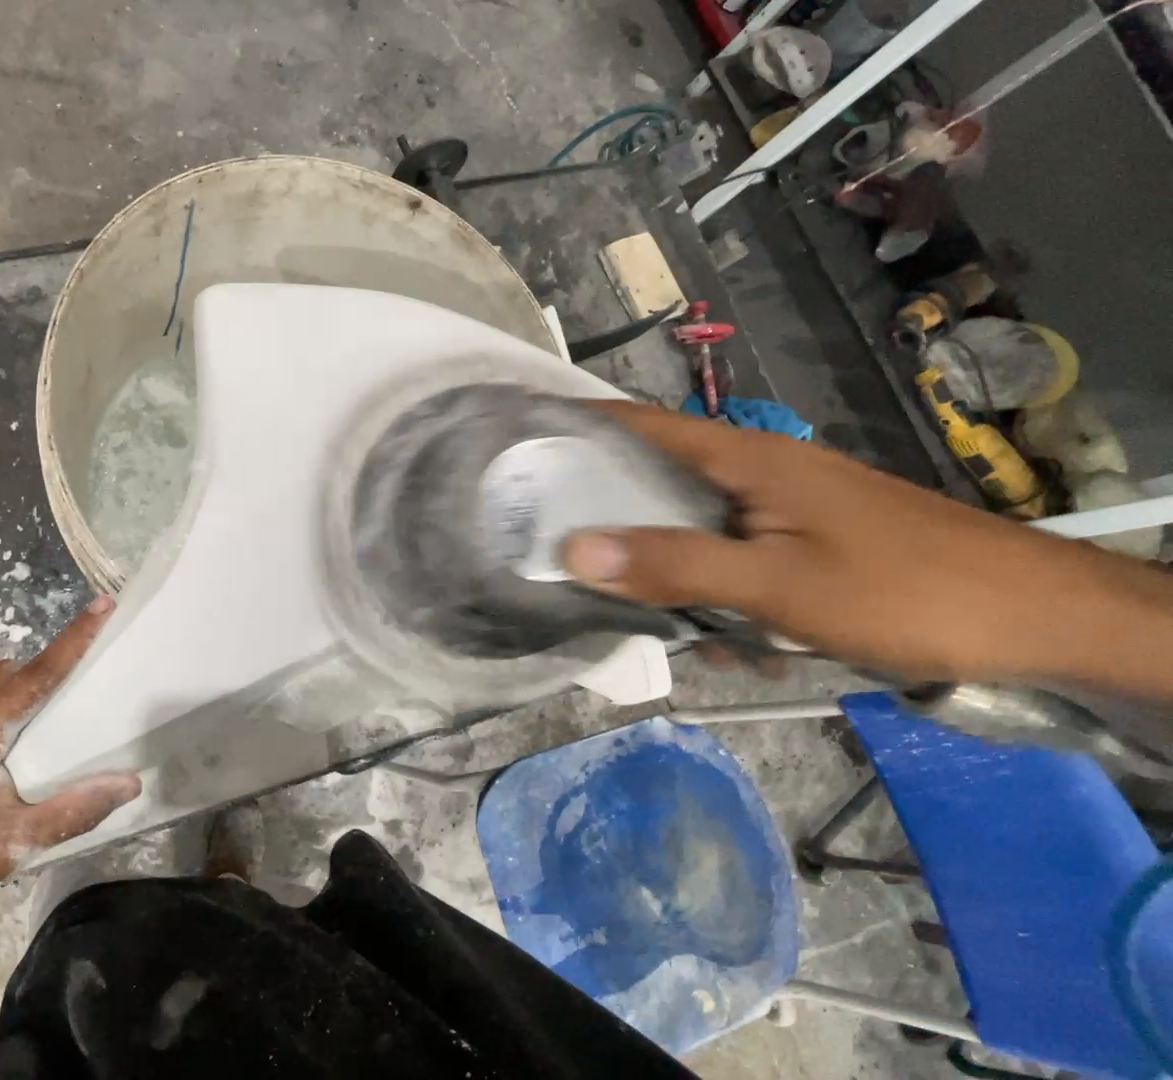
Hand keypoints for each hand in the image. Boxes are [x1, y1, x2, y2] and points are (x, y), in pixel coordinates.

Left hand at [0, 601, 139, 1079]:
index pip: (36, 675)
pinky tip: (3, 751)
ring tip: (52, 716)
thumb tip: (127, 784)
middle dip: (49, 667)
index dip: (74, 639)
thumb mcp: (10, 847)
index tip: (102, 604)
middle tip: (89, 680)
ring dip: (18, 689)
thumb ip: (72, 811)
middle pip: (9, 675)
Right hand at [558, 401, 1172, 689]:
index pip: (637, 422)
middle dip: (600, 509)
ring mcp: (780, 507)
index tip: (513, 439)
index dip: (573, 424)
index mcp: (745, 458)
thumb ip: (674, 565)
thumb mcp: (778, 585)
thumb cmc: (906, 591)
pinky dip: (710, 588)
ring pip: (687, 523)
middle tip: (545, 542)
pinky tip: (723, 637)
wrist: (1044, 619)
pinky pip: (727, 554)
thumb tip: (571, 550)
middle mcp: (756, 471)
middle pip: (651, 475)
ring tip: (639, 612)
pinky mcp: (801, 541)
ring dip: (660, 565)